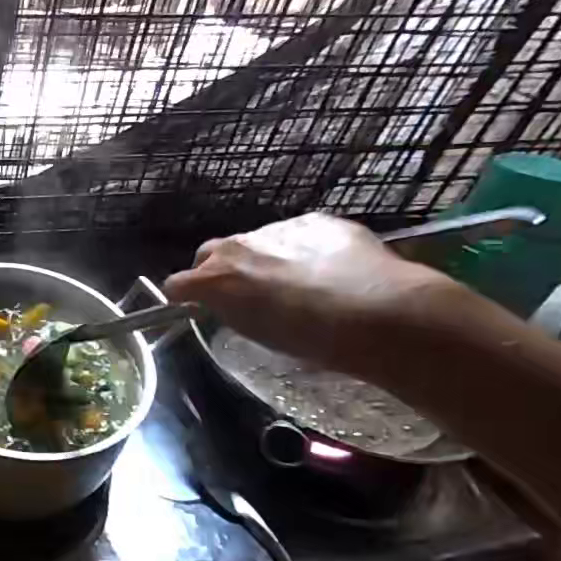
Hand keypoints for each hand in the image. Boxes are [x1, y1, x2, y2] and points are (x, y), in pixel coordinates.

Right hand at [163, 213, 462, 371]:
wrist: (383, 314)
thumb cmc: (312, 338)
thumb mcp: (257, 333)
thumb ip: (232, 310)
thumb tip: (231, 302)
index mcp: (212, 279)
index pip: (177, 284)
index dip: (187, 295)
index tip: (200, 306)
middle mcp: (233, 247)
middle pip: (210, 253)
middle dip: (223, 268)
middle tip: (252, 292)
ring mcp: (274, 230)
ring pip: (257, 242)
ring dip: (268, 257)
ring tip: (302, 280)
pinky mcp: (316, 222)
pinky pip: (301, 233)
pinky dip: (308, 247)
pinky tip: (334, 268)